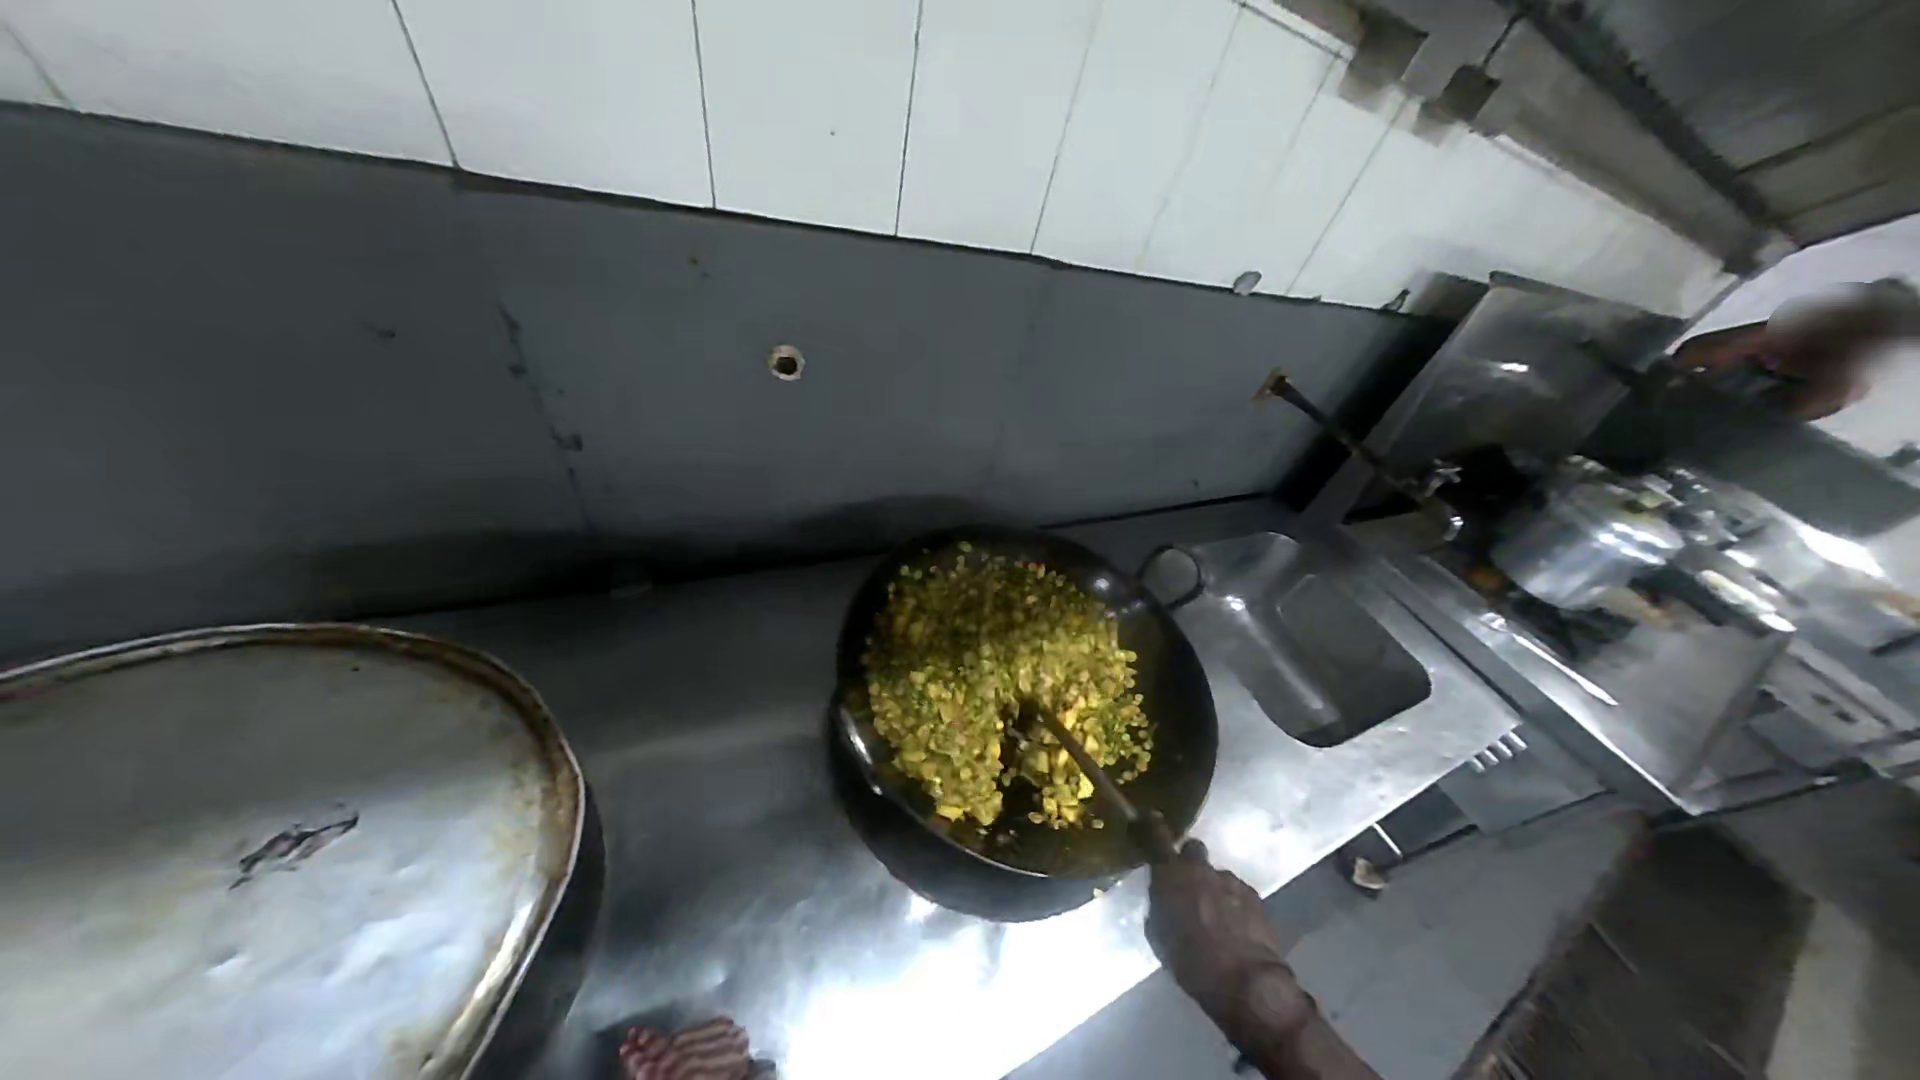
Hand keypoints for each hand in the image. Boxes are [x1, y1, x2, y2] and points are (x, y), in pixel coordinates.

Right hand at [1146, 840, 1290, 1017]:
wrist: (1246, 982)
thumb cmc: (1192, 962)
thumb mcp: (1160, 936)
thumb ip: (1159, 907)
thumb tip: (1162, 899)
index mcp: (1170, 875)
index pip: (1157, 836)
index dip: (1152, 825)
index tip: (1149, 818)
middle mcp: (1199, 869)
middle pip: (1193, 849)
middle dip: (1190, 862)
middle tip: (1189, 885)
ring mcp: (1229, 880)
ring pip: (1217, 875)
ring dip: (1214, 889)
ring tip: (1217, 918)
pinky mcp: (1254, 896)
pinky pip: (1238, 893)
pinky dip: (1234, 904)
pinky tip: (1237, 928)